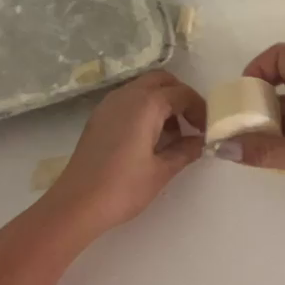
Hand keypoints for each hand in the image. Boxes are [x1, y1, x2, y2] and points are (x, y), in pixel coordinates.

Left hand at [44, 71, 206, 232]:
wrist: (77, 203)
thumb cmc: (123, 188)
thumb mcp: (162, 171)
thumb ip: (185, 150)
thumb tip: (199, 141)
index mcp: (145, 104)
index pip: (181, 93)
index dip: (199, 109)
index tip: (207, 130)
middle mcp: (126, 95)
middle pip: (161, 81)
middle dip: (180, 98)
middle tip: (191, 125)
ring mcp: (108, 105)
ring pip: (143, 89)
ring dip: (162, 103)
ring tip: (172, 136)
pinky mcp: (98, 117)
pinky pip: (128, 101)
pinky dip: (144, 110)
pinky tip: (149, 139)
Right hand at [225, 43, 284, 212]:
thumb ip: (266, 152)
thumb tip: (223, 148)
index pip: (282, 56)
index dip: (256, 69)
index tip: (241, 98)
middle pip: (283, 84)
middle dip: (257, 104)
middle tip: (237, 128)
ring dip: (269, 125)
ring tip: (249, 147)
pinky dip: (284, 139)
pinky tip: (271, 158)